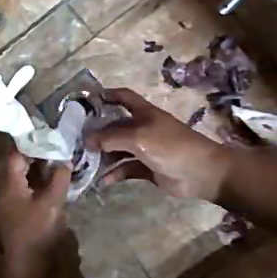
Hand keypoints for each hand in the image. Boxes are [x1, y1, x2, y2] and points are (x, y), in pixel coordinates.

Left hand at [0, 148, 71, 277]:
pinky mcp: (21, 216)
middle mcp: (6, 192)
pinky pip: (30, 191)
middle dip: (38, 153)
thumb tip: (64, 159)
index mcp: (9, 185)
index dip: (29, 140)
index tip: (46, 128)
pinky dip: (42, 183)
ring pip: (26, 179)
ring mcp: (12, 205)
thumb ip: (59, 177)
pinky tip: (58, 182)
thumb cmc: (38, 232)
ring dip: (42, 169)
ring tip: (62, 158)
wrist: (29, 269)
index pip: (16, 154)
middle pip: (20, 166)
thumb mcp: (53, 202)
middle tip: (59, 141)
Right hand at [88, 88, 234, 202]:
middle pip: (116, 126)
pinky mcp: (148, 168)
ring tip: (83, 164)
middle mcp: (143, 128)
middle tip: (74, 142)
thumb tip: (87, 139)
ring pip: (118, 150)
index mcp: (144, 112)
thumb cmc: (171, 146)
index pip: (123, 97)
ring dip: (103, 156)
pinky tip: (101, 181)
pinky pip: (126, 169)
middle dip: (97, 132)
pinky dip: (114, 174)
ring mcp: (146, 148)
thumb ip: (112, 137)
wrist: (202, 172)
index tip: (85, 101)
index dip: (106, 95)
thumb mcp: (139, 137)